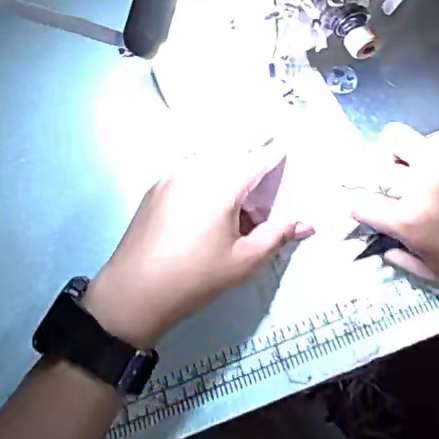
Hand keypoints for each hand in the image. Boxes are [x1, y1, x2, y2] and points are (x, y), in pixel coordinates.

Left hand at [84, 141, 311, 347]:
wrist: (131, 294)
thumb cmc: (194, 278)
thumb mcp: (243, 261)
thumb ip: (277, 236)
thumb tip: (306, 225)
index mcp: (221, 183)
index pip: (256, 157)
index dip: (275, 151)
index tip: (289, 143)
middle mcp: (196, 169)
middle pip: (232, 149)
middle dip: (253, 152)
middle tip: (269, 160)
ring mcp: (172, 176)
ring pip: (210, 156)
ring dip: (230, 164)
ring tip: (242, 191)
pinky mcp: (157, 187)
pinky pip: (191, 168)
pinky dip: (209, 172)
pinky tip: (214, 200)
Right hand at [348, 124, 438, 330]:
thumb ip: (403, 257)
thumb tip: (385, 241)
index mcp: (412, 221)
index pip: (361, 200)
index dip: (352, 201)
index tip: (354, 201)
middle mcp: (425, 184)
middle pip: (376, 159)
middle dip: (374, 172)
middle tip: (387, 184)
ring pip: (405, 140)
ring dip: (402, 156)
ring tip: (418, 173)